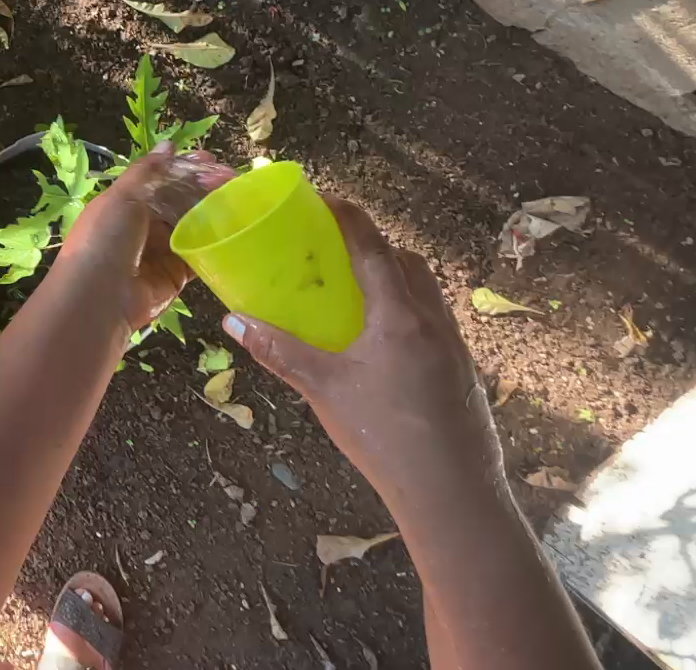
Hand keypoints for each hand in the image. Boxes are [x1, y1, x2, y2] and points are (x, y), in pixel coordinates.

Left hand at [55, 144, 232, 331]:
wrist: (98, 297)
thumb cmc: (105, 238)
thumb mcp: (122, 197)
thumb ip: (147, 171)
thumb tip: (169, 144)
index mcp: (125, 203)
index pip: (161, 180)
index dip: (185, 169)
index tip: (213, 159)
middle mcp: (142, 225)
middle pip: (179, 201)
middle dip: (205, 188)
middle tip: (234, 178)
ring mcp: (160, 250)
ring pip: (192, 226)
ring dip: (215, 213)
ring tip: (242, 199)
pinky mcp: (175, 274)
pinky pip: (199, 255)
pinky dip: (217, 243)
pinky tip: (239, 229)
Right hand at [225, 198, 504, 511]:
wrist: (454, 496)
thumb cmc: (383, 435)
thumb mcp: (321, 388)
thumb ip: (277, 349)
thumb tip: (232, 320)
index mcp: (399, 317)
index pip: (374, 249)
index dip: (350, 218)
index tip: (324, 199)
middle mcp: (433, 322)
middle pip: (408, 263)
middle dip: (374, 244)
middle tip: (335, 246)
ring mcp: (455, 347)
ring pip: (426, 290)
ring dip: (394, 273)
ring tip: (357, 286)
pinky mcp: (462, 371)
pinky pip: (433, 318)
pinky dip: (406, 306)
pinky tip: (381, 337)